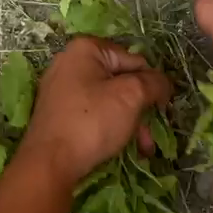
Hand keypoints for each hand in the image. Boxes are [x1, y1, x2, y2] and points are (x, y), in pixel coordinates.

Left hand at [19, 37, 171, 185]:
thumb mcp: (131, 96)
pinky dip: (110, 127)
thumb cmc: (92, 122)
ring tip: (143, 148)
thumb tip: (163, 82)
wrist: (49, 163)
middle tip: (151, 135)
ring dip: (130, 122)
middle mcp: (70, 62)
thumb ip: (153, 83)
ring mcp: (61, 88)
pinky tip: (122, 148)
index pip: (134, 60)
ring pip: (108, 100)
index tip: (161, 109)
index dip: (151, 84)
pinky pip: (92, 113)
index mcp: (86, 49)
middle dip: (140, 108)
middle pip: (120, 81)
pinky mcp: (58, 112)